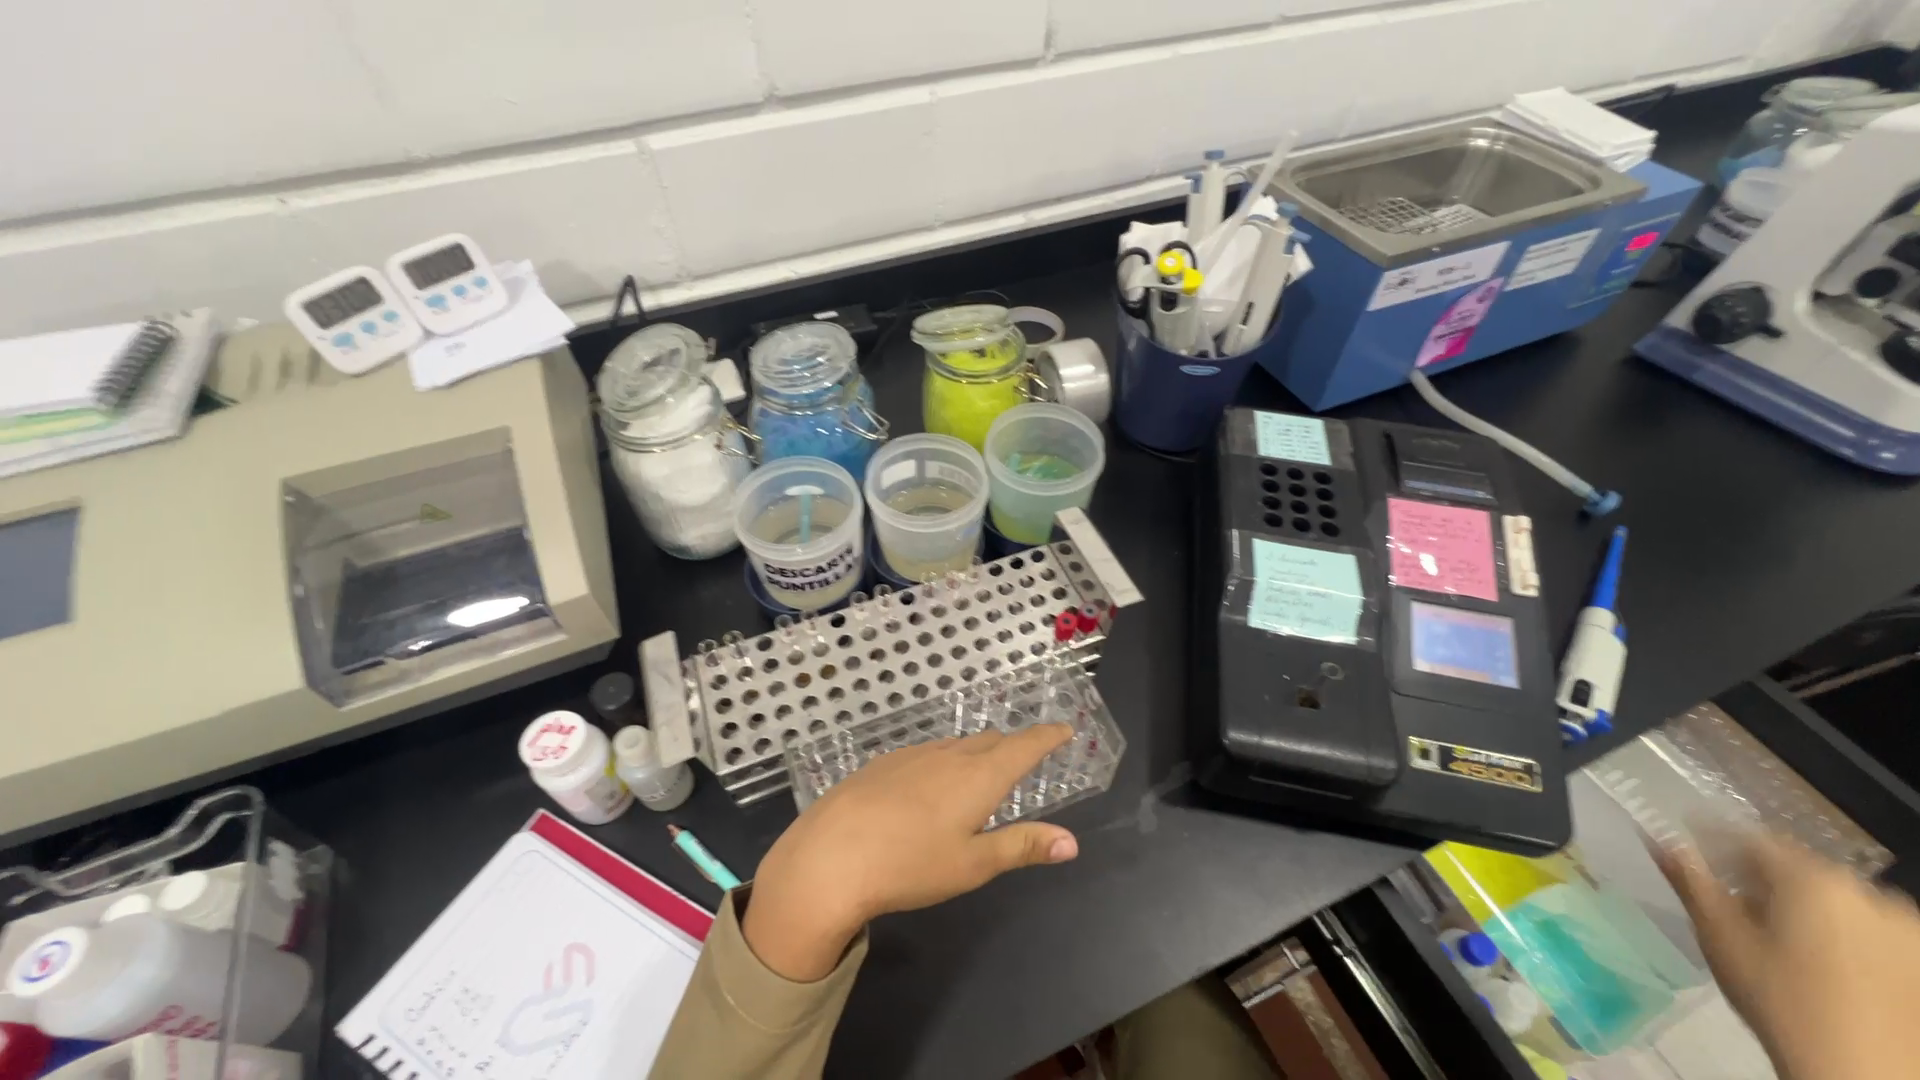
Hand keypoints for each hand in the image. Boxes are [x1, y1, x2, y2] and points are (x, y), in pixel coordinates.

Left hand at [742, 724, 1080, 981]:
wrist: (828, 858)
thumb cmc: (910, 865)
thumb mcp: (974, 864)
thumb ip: (1022, 846)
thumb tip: (1071, 841)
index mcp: (979, 777)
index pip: (1024, 746)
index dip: (1047, 736)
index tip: (1064, 730)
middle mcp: (948, 756)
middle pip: (989, 742)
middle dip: (1011, 747)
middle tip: (1023, 760)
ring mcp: (910, 755)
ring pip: (954, 745)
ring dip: (974, 754)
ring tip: (977, 774)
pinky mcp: (880, 764)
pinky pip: (924, 754)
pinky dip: (941, 762)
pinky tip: (927, 787)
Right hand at [1656, 833, 1919, 1079]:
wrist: (1859, 1070)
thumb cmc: (1777, 996)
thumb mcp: (1719, 936)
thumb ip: (1690, 880)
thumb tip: (1659, 838)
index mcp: (1814, 877)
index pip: (1751, 838)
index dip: (1713, 838)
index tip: (1687, 844)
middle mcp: (1868, 890)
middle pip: (1796, 870)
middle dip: (1760, 881)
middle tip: (1729, 906)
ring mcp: (1903, 928)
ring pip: (1833, 900)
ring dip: (1800, 908)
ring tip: (1772, 940)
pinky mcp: (1917, 959)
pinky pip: (1864, 928)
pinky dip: (1835, 933)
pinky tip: (1814, 964)